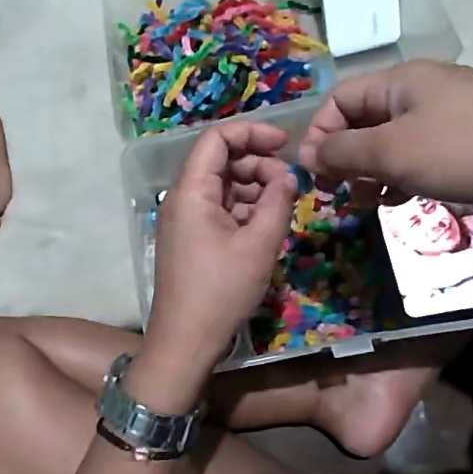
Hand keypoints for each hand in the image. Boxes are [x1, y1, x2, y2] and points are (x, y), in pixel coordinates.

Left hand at [134, 122, 298, 409]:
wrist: (185, 340)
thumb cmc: (221, 291)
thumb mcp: (258, 245)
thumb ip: (277, 203)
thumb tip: (288, 177)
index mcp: (191, 192)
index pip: (217, 139)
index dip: (252, 133)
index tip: (285, 143)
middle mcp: (182, 199)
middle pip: (220, 161)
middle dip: (258, 164)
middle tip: (290, 185)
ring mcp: (185, 221)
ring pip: (222, 187)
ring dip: (253, 189)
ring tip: (283, 207)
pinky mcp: (191, 240)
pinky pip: (219, 211)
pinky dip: (243, 211)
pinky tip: (266, 226)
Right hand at [298, 60, 472, 215]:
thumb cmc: (465, 149)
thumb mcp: (391, 152)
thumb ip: (342, 153)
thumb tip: (308, 155)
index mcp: (399, 82)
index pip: (339, 101)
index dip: (320, 135)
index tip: (315, 176)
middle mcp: (420, 93)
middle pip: (363, 123)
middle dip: (345, 159)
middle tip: (341, 194)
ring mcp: (447, 118)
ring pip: (390, 144)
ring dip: (372, 174)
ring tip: (370, 203)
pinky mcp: (468, 144)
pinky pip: (419, 158)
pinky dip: (403, 179)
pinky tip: (402, 202)